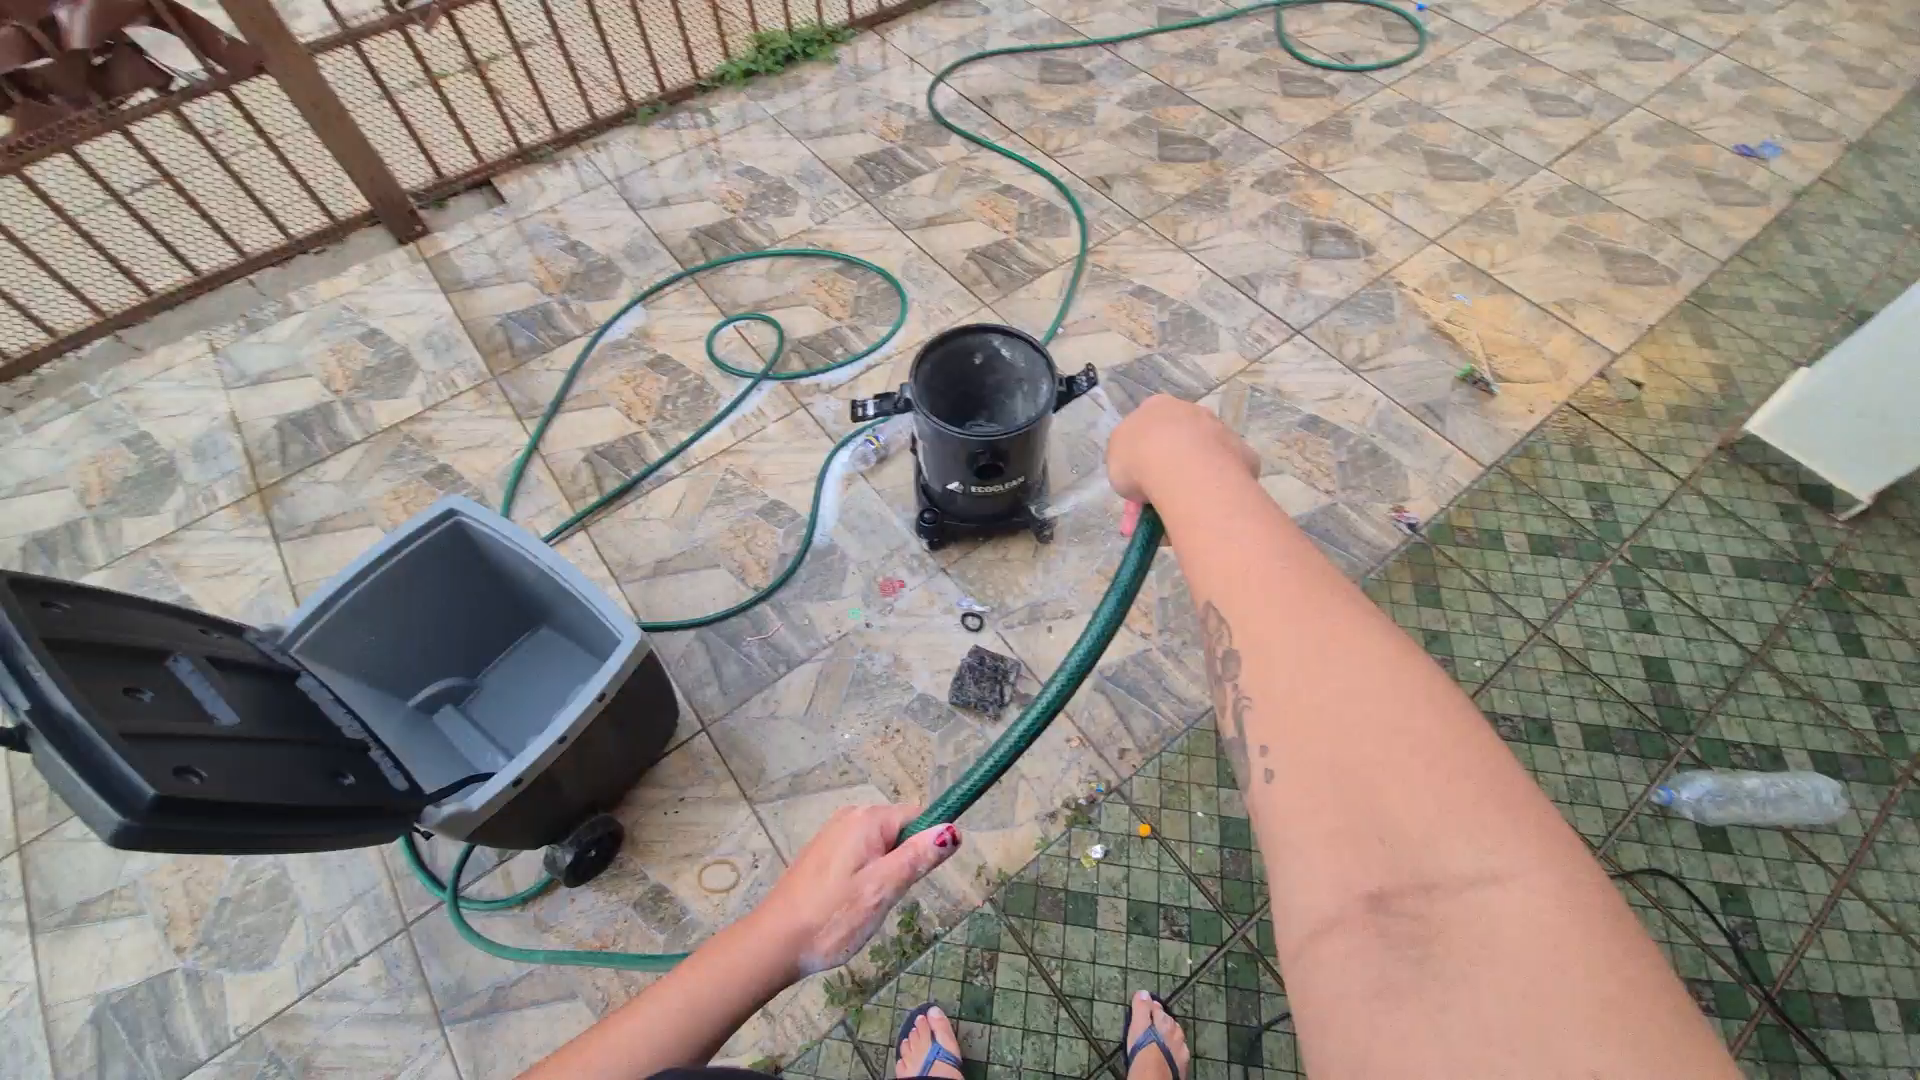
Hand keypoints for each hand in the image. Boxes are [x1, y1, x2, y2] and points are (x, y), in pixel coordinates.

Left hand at [752, 804, 959, 977]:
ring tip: (868, 906)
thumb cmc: (832, 917)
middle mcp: (850, 817)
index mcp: (867, 819)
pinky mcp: (824, 854)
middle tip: (889, 897)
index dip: (928, 843)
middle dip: (904, 863)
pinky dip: (865, 878)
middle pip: (899, 831)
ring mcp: (834, 835)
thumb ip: (918, 857)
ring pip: (881, 847)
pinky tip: (851, 905)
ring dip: (885, 874)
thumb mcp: (882, 889)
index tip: (919, 877)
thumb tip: (953, 829)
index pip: (917, 815)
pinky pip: (861, 857)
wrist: (774, 943)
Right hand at [1108, 395, 1258, 527]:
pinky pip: (1223, 479)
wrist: (1183, 467)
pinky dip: (1211, 495)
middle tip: (1152, 511)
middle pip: (1176, 447)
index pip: (1146, 431)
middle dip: (1163, 477)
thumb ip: (1126, 461)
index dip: (1138, 461)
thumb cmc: (1139, 458)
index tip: (1135, 486)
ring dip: (1186, 490)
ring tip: (1172, 521)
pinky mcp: (1244, 455)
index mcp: (1157, 407)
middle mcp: (1192, 412)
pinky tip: (1200, 513)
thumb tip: (1138, 473)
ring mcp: (1221, 431)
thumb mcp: (1115, 460)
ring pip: (1200, 465)